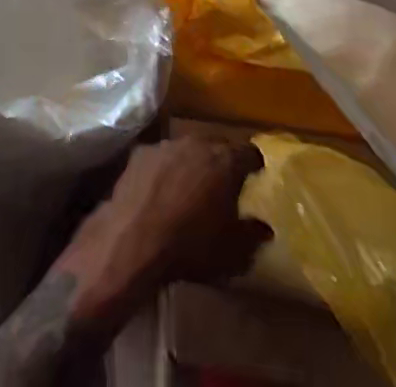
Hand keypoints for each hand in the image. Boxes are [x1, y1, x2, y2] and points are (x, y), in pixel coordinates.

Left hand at [52, 137, 269, 328]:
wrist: (133, 239)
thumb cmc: (191, 246)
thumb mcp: (233, 252)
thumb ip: (252, 235)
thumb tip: (262, 227)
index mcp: (225, 161)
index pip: (249, 153)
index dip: (254, 164)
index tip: (256, 174)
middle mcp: (195, 144)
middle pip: (216, 145)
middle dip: (222, 160)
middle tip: (224, 181)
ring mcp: (164, 145)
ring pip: (186, 148)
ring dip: (191, 162)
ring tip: (190, 184)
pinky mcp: (138, 153)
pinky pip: (160, 157)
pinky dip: (164, 168)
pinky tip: (159, 188)